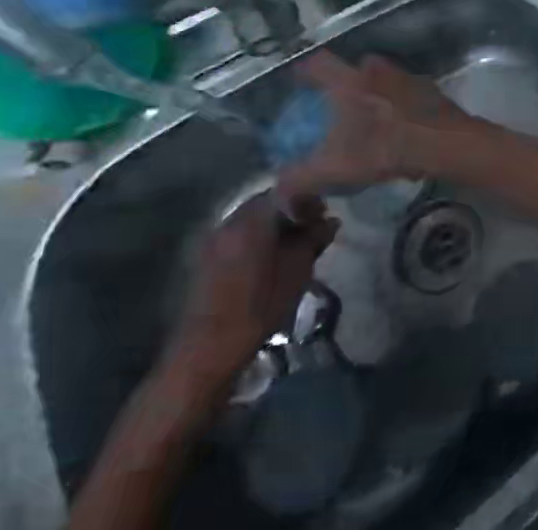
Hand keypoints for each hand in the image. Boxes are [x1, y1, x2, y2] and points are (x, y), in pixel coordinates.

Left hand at [167, 192, 337, 380]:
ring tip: (295, 246)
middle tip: (313, 229)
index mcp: (251, 219)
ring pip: (252, 221)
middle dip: (292, 211)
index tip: (323, 215)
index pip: (285, 190)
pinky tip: (273, 260)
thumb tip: (330, 221)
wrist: (211, 346)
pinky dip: (259, 240)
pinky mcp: (207, 261)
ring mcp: (214, 242)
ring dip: (275, 227)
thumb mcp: (298, 268)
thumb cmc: (261, 303)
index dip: (309, 199)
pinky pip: (239, 237)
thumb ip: (314, 238)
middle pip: (266, 204)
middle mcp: (229, 223)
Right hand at [277, 52, 485, 197]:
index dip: (304, 70)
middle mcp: (378, 71)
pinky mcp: (431, 88)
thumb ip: (300, 178)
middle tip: (338, 106)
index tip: (299, 83)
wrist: (446, 143)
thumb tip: (278, 186)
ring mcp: (408, 76)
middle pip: (354, 67)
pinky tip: (399, 127)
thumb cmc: (387, 148)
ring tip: (370, 120)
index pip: (317, 62)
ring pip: (383, 78)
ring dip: (375, 93)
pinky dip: (399, 104)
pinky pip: (406, 91)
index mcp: (350, 82)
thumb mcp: (336, 168)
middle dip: (344, 83)